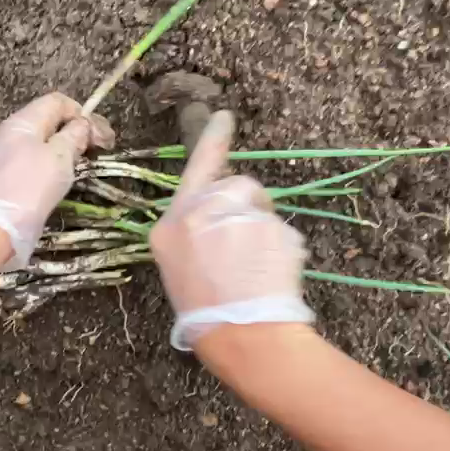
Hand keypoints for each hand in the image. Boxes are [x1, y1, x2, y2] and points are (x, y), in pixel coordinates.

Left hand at [0, 93, 113, 268]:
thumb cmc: (32, 185)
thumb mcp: (61, 156)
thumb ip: (74, 135)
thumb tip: (81, 125)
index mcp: (23, 121)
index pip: (57, 102)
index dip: (82, 113)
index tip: (99, 136)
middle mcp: (9, 133)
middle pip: (48, 122)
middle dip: (75, 132)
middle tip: (97, 151)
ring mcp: (3, 156)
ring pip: (39, 144)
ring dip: (62, 150)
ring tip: (79, 166)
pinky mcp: (3, 178)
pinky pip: (30, 163)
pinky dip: (48, 165)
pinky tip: (57, 180)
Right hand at [148, 110, 313, 349]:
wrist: (240, 334)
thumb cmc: (204, 312)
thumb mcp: (179, 269)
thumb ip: (193, 235)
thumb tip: (219, 218)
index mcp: (169, 227)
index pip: (195, 172)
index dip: (212, 142)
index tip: (224, 117)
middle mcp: (197, 213)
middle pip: (233, 186)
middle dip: (245, 205)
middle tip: (246, 247)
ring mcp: (233, 216)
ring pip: (260, 206)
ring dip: (262, 227)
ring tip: (255, 268)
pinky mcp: (268, 226)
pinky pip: (280, 229)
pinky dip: (280, 247)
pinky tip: (271, 273)